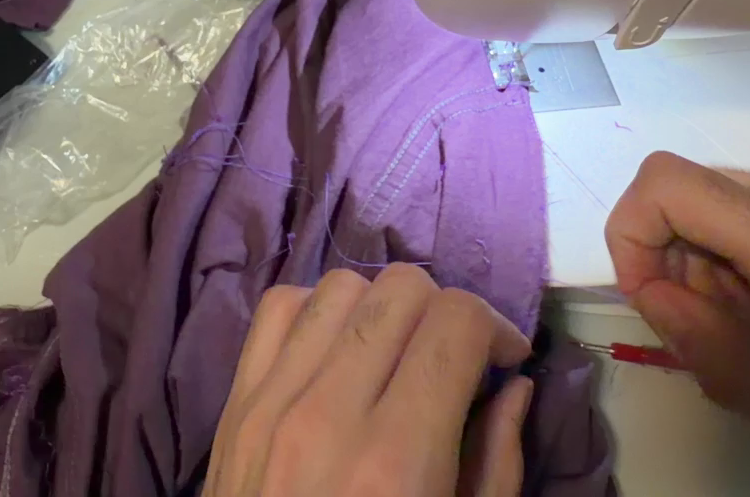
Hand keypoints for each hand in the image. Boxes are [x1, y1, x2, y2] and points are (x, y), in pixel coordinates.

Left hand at [204, 264, 534, 496]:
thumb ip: (496, 465)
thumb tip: (514, 384)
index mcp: (395, 462)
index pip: (454, 322)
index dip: (495, 326)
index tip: (506, 357)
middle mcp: (328, 414)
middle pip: (400, 288)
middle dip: (444, 308)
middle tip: (455, 354)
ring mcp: (271, 401)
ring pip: (341, 285)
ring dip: (383, 305)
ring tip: (397, 348)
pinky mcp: (235, 401)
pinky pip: (280, 306)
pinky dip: (318, 309)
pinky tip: (338, 345)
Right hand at [606, 152, 749, 496]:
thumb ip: (735, 367)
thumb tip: (653, 302)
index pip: (667, 183)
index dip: (631, 237)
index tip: (660, 312)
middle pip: (688, 188)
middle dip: (674, 262)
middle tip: (724, 343)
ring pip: (723, 199)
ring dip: (710, 266)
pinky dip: (746, 261)